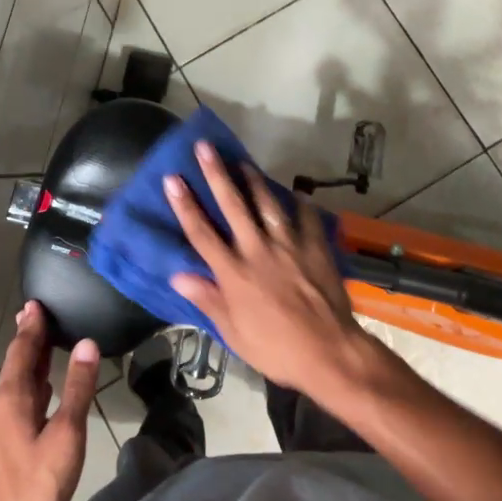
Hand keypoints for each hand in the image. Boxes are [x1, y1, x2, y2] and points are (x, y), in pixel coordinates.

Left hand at [0, 301, 100, 500]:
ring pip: (13, 387)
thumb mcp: (67, 434)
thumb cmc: (40, 482)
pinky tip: (39, 394)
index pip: (20, 352)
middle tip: (36, 315)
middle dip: (26, 341)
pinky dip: (27, 388)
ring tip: (42, 348)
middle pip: (13, 367)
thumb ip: (77, 388)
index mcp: (11, 400)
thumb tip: (87, 342)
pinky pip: (13, 405)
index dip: (30, 327)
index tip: (35, 303)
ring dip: (27, 365)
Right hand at [164, 141, 370, 394]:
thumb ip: (208, 299)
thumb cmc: (275, 349)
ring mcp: (288, 246)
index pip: (202, 233)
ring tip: (244, 162)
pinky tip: (298, 194)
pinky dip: (301, 205)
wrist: (328, 353)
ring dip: (254, 180)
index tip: (173, 178)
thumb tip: (177, 275)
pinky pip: (307, 219)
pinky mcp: (315, 248)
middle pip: (233, 206)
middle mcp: (257, 250)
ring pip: (268, 204)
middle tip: (205, 147)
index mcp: (234, 273)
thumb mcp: (234, 333)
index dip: (185, 205)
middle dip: (216, 174)